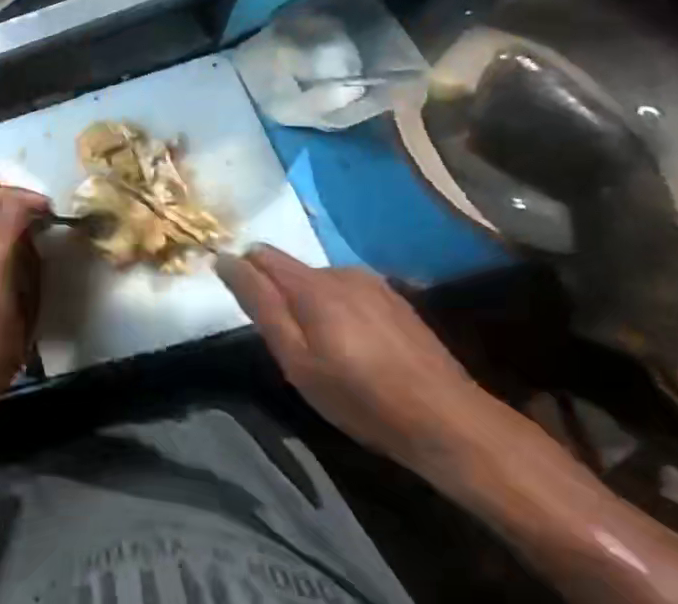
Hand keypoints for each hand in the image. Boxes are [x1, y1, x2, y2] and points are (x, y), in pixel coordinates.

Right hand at [215, 246, 506, 472]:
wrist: (452, 424)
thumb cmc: (360, 397)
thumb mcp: (296, 358)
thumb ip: (259, 304)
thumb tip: (225, 260)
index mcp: (313, 283)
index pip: (259, 254)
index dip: (244, 274)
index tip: (246, 308)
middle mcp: (342, 272)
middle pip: (290, 269)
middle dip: (280, 295)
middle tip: (290, 344)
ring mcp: (375, 285)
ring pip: (320, 282)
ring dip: (311, 304)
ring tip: (325, 350)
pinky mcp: (398, 302)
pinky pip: (349, 294)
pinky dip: (340, 311)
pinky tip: (357, 349)